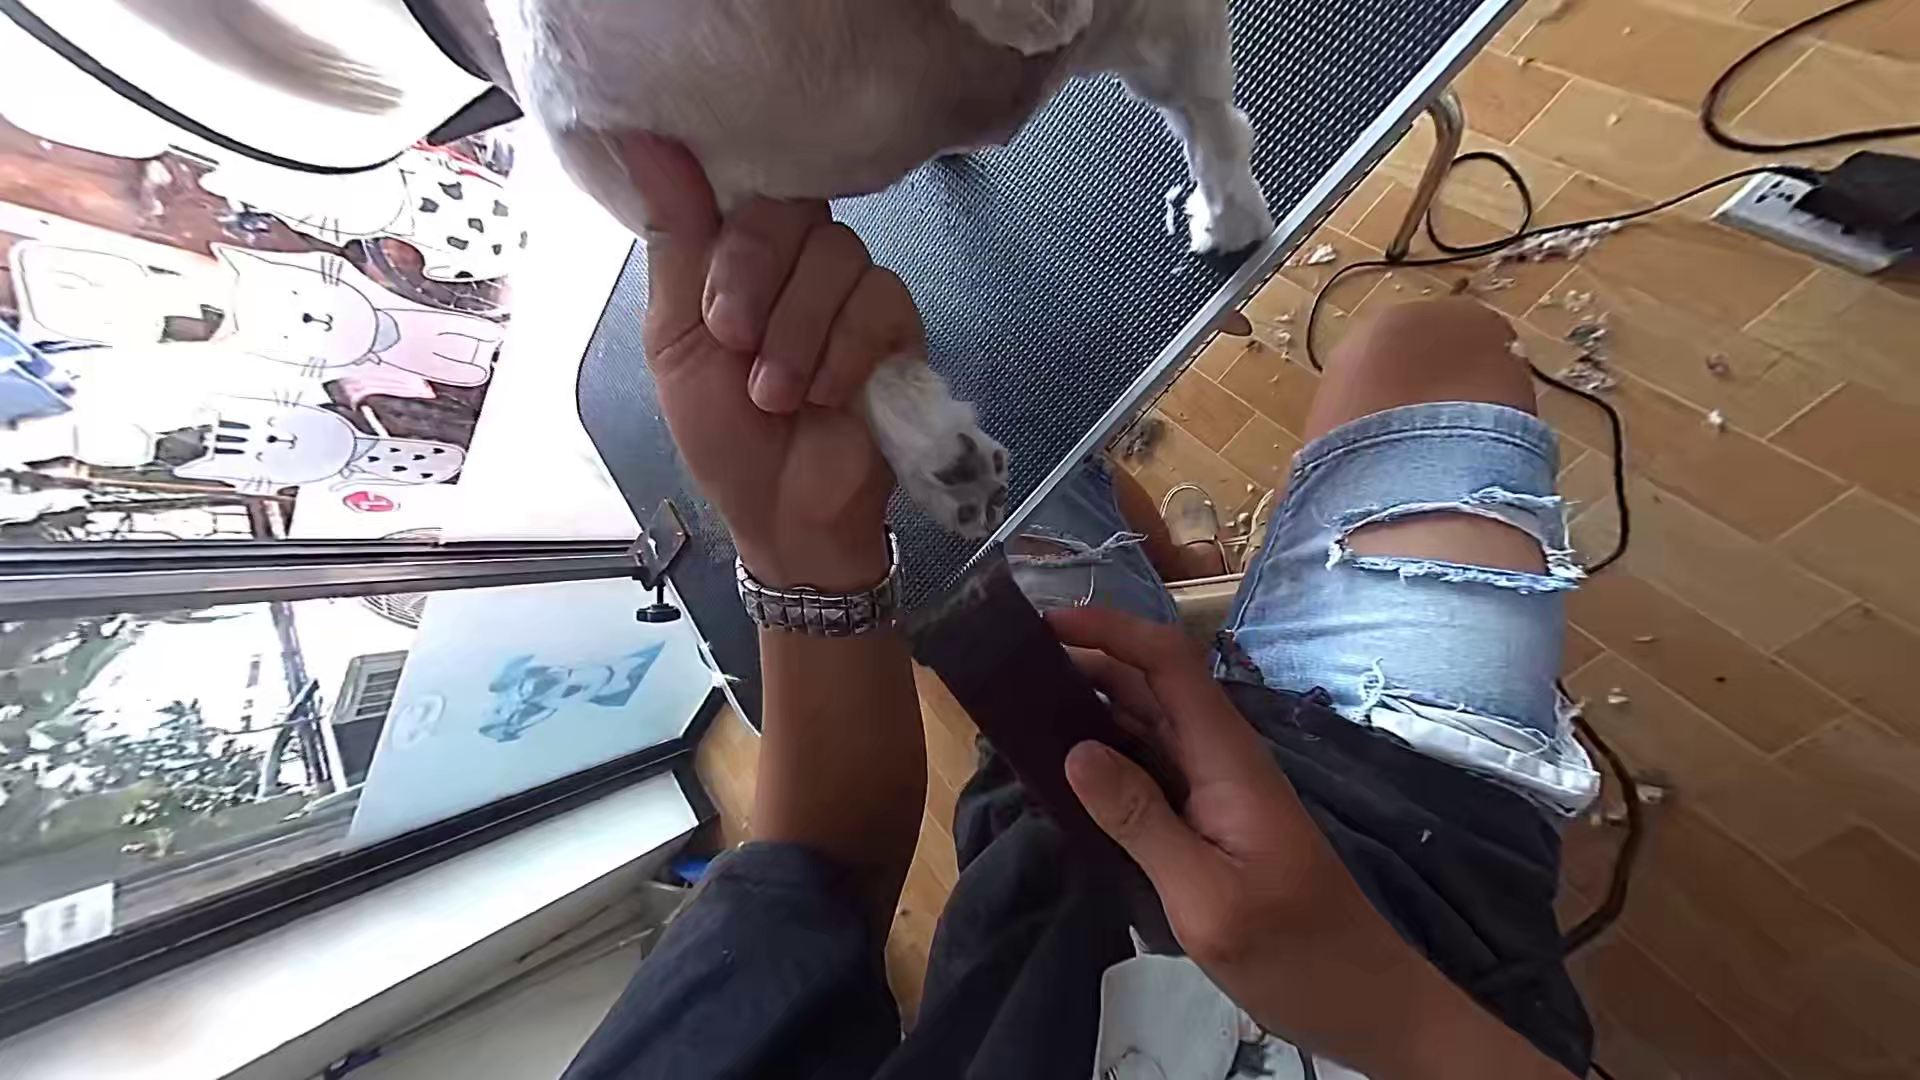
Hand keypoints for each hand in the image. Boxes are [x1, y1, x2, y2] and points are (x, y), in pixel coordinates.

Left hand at [621, 136, 919, 589]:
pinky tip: (827, 393)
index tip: (717, 318)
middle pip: (801, 215)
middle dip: (761, 284)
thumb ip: (676, 248)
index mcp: (749, 265)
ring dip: (799, 331)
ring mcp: (857, 302)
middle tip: (741, 349)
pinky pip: (884, 304)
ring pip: (843, 258)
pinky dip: (848, 347)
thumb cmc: (727, 435)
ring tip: (779, 395)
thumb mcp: (678, 342)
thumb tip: (643, 137)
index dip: (738, 245)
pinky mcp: (899, 338)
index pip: (754, 194)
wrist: (784, 510)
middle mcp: (806, 272)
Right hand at [1051, 607, 1573, 1078]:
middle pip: (1147, 680)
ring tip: (1026, 704)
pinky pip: (1142, 757)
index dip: (1113, 629)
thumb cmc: (1295, 952)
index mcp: (1224, 754)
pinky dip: (1100, 746)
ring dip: (1089, 700)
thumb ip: (1141, 821)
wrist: (1364, 1003)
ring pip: (1141, 716)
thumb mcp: (1207, 899)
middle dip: (1087, 658)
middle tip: (1017, 665)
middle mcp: (1214, 751)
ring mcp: (1208, 778)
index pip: (1168, 661)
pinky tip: (1062, 761)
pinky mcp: (1200, 805)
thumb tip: (1075, 751)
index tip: (1052, 624)